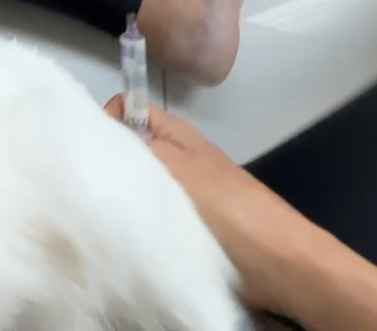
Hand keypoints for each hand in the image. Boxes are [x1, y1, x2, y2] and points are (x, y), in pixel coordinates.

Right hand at [102, 96, 321, 314]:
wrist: (286, 268)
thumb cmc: (228, 208)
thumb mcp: (171, 164)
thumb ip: (131, 142)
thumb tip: (90, 129)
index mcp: (173, 131)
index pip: (123, 107)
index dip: (103, 120)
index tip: (90, 147)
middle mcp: (176, 154)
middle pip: (126, 146)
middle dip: (109, 162)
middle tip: (92, 183)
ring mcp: (185, 190)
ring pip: (137, 181)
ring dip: (125, 195)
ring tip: (111, 210)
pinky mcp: (190, 224)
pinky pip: (151, 212)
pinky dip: (141, 220)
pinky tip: (131, 233)